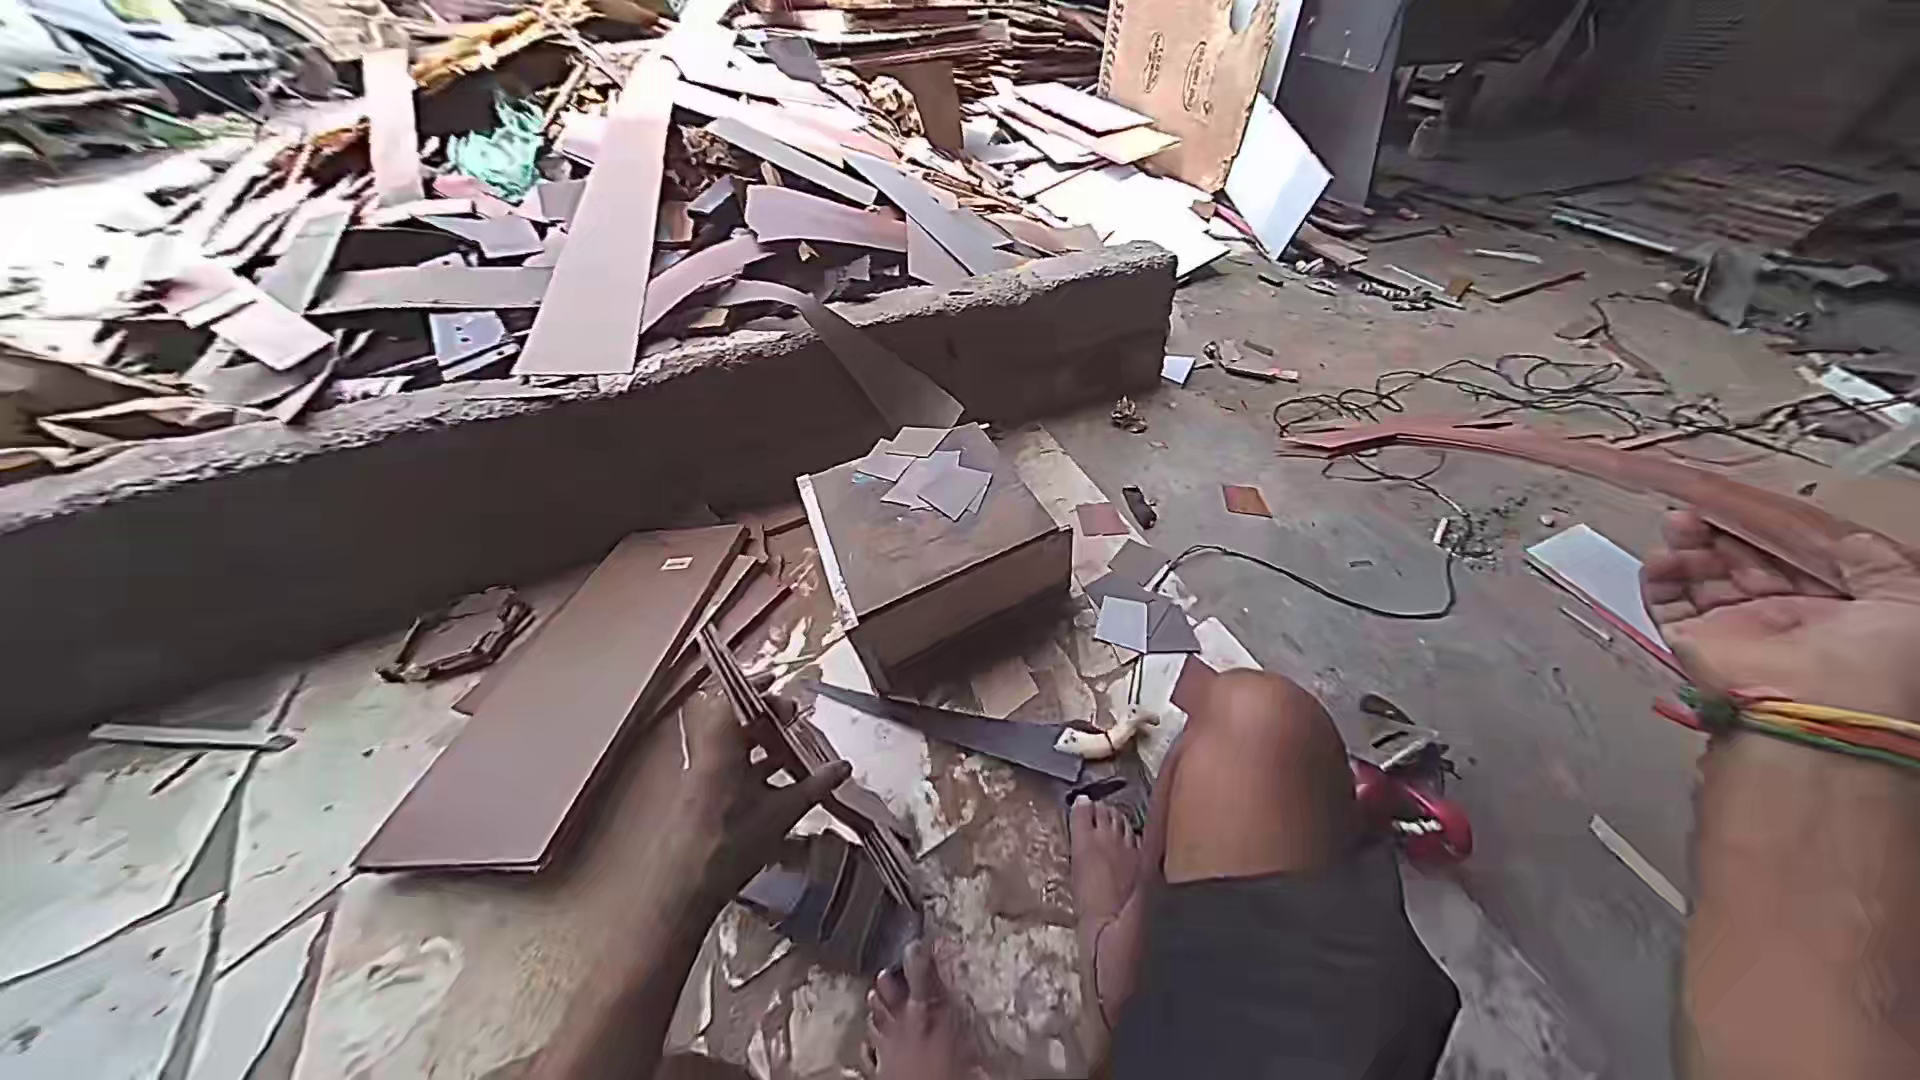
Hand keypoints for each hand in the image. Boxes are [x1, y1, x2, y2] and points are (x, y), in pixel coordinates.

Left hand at [672, 679, 853, 902]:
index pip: (735, 702)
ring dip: (761, 738)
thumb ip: (814, 785)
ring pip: (733, 743)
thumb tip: (844, 767)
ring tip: (791, 744)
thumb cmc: (731, 844)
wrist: (683, 890)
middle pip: (734, 719)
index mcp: (722, 750)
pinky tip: (780, 776)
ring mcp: (705, 775)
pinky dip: (755, 761)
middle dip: (764, 713)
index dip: (758, 690)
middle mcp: (709, 756)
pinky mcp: (705, 795)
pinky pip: (732, 763)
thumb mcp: (781, 813)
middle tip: (791, 717)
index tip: (782, 690)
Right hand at [1642, 510, 1919, 718]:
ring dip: (1686, 548)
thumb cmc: (1873, 659)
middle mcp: (1775, 614)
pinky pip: (1665, 601)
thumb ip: (1886, 568)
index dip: (1769, 534)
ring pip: (1698, 577)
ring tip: (1676, 523)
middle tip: (1701, 509)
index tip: (1750, 507)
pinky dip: (1659, 577)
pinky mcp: (1688, 635)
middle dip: (1719, 534)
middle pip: (1738, 563)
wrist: (1812, 702)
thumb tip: (1855, 539)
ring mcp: (1727, 625)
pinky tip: (1660, 557)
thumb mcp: (1908, 607)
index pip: (1789, 560)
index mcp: (1828, 607)